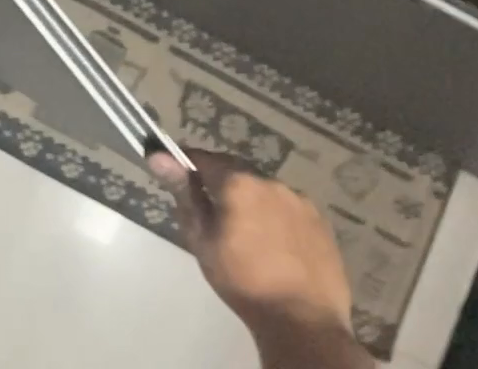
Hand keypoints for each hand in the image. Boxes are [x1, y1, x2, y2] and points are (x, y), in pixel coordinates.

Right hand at [148, 150, 366, 363]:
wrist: (303, 323)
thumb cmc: (242, 279)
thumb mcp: (201, 237)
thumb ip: (183, 192)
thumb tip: (156, 154)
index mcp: (238, 182)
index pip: (202, 158)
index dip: (187, 166)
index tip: (179, 183)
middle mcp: (271, 182)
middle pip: (235, 171)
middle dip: (220, 183)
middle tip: (211, 214)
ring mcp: (301, 201)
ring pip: (263, 189)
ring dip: (249, 199)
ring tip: (245, 232)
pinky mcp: (321, 222)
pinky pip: (287, 207)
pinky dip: (274, 215)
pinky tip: (273, 243)